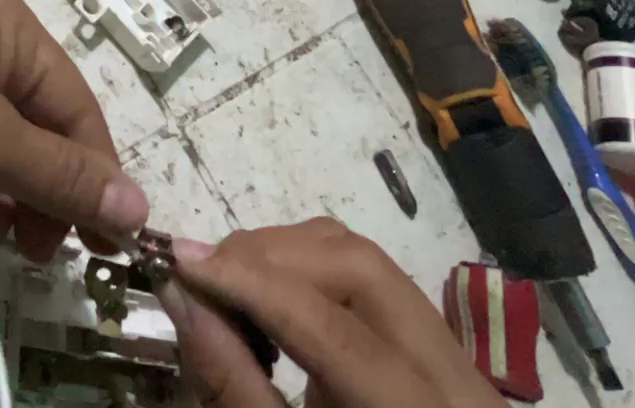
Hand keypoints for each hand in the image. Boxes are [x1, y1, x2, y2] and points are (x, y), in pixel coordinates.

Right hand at [158, 220, 505, 407]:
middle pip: (353, 266)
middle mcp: (456, 375)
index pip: (335, 330)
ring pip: (350, 252)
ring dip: (273, 257)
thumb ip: (229, 382)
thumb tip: (178, 289)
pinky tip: (262, 304)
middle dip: (264, 260)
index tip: (178, 260)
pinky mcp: (423, 332)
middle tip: (200, 278)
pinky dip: (293, 268)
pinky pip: (353, 268)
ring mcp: (447, 346)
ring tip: (226, 294)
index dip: (252, 287)